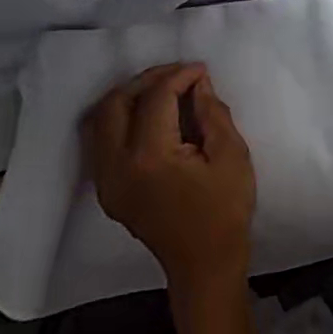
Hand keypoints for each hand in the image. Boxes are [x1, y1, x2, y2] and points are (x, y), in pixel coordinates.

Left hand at [86, 63, 255, 289]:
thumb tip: (197, 84)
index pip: (156, 99)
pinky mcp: (107, 189)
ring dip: (129, 96)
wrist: (204, 263)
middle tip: (179, 73)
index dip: (179, 76)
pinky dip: (120, 118)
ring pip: (100, 120)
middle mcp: (117, 166)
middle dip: (148, 79)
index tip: (201, 70)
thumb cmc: (225, 210)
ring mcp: (106, 180)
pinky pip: (100, 140)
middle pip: (116, 103)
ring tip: (162, 89)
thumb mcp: (232, 155)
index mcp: (149, 158)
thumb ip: (212, 113)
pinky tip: (148, 115)